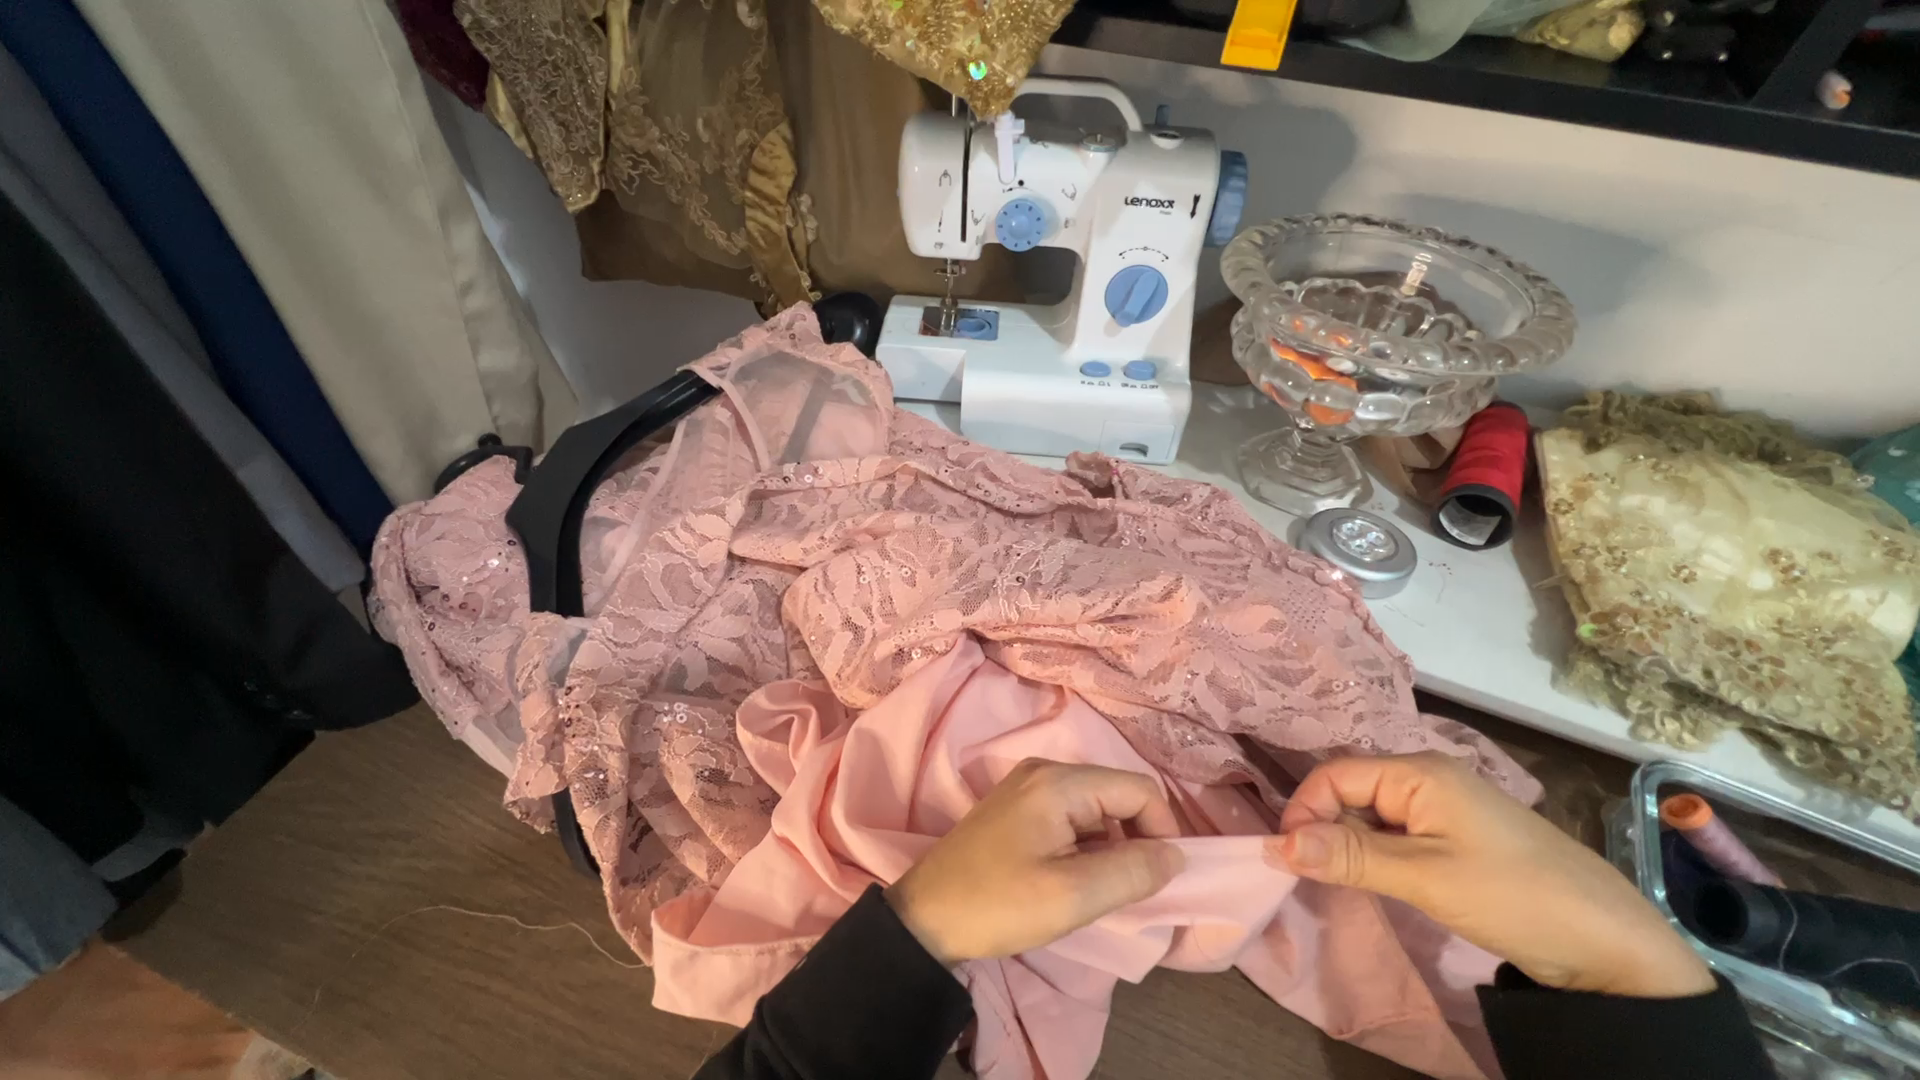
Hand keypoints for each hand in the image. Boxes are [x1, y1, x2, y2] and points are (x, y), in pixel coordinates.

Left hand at [885, 759, 1185, 964]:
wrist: (925, 917)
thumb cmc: (999, 903)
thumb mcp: (1073, 896)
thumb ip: (1132, 871)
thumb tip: (1177, 854)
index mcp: (1059, 782)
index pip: (1138, 789)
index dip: (1162, 831)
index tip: (1161, 879)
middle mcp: (1046, 772)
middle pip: (1118, 794)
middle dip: (1137, 839)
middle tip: (1132, 890)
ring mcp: (1029, 788)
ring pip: (1097, 808)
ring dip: (1112, 846)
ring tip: (1103, 889)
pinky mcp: (1019, 809)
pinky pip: (1072, 817)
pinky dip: (1087, 846)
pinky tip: (1077, 879)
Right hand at [1275, 752, 1715, 998]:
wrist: (1615, 946)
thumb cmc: (1515, 896)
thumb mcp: (1424, 877)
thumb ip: (1349, 855)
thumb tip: (1275, 845)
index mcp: (1418, 772)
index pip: (1334, 774)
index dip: (1304, 810)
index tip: (1288, 858)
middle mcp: (1426, 777)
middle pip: (1349, 789)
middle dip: (1322, 825)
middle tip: (1311, 874)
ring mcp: (1443, 806)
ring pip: (1369, 812)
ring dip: (1347, 841)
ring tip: (1338, 879)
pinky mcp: (1454, 835)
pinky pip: (1394, 830)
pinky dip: (1373, 852)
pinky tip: (1373, 878)